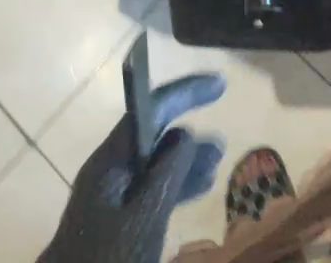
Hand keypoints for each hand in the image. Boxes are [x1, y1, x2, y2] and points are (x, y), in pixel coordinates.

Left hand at [38, 73, 224, 262]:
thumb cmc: (108, 255)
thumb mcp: (146, 216)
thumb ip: (167, 173)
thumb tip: (186, 132)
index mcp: (111, 158)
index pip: (150, 109)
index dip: (185, 93)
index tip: (218, 85)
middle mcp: (110, 168)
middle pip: (153, 133)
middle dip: (188, 128)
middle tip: (222, 137)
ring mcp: (111, 193)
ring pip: (154, 162)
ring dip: (186, 159)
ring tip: (217, 161)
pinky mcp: (115, 217)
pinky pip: (150, 188)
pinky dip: (176, 184)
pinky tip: (199, 187)